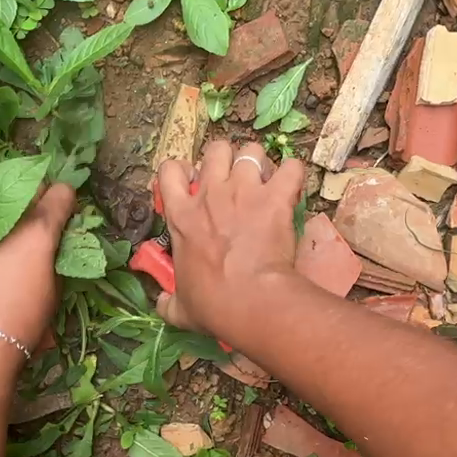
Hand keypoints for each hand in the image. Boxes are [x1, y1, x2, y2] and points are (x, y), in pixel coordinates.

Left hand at [0, 183, 74, 370]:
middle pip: (26, 188)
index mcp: (37, 231)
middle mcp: (6, 221)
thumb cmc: (26, 320)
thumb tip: (56, 240)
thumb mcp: (56, 287)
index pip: (59, 194)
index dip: (66, 198)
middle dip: (38, 197)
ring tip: (15, 231)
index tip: (66, 208)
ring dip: (11, 211)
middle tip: (43, 215)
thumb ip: (57, 254)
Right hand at [156, 140, 305, 337]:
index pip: (169, 170)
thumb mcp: (180, 307)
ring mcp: (244, 191)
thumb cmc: (212, 304)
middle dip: (226, 159)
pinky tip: (293, 189)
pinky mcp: (276, 197)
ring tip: (265, 182)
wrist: (250, 301)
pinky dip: (294, 175)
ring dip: (259, 164)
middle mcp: (210, 194)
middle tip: (235, 181)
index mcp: (181, 216)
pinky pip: (292, 168)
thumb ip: (168, 301)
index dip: (181, 171)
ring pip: (251, 151)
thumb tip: (161, 305)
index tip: (192, 185)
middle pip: (215, 149)